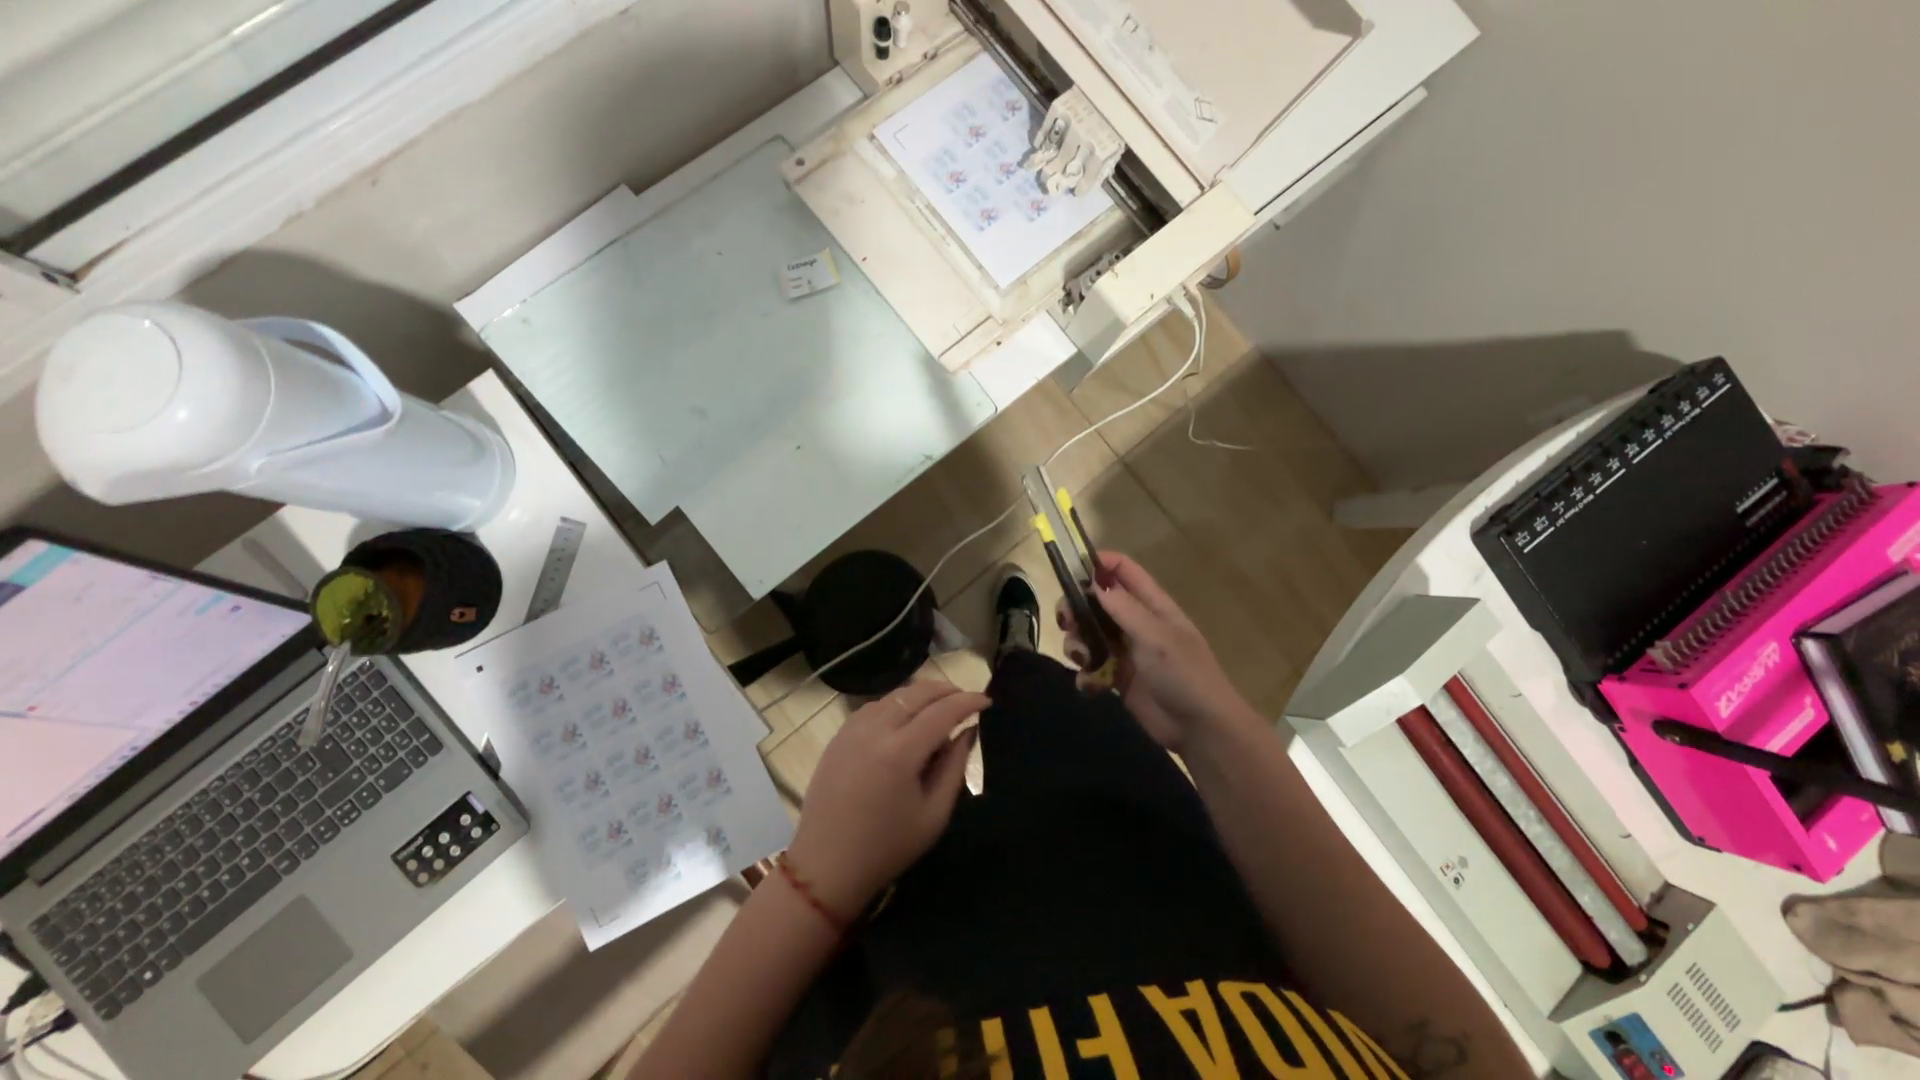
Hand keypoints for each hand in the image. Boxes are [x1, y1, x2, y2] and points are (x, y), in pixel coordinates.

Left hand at [785, 681, 986, 919]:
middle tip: (967, 700)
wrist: (826, 865)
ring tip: (940, 708)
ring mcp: (852, 731)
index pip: (943, 710)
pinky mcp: (838, 737)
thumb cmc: (887, 847)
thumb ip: (954, 767)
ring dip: (921, 695)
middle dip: (947, 690)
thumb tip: (967, 731)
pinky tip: (905, 719)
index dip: (969, 701)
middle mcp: (875, 731)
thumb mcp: (934, 814)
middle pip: (917, 693)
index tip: (988, 700)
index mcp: (901, 752)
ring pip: (894, 696)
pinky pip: (873, 707)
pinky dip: (896, 704)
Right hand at [1060, 553, 1255, 751]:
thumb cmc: (1184, 674)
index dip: (1098, 563)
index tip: (1069, 570)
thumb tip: (1094, 582)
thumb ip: (1124, 608)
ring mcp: (1127, 652)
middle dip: (1076, 608)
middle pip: (1098, 603)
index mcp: (1153, 606)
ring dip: (1078, 643)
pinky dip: (1086, 675)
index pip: (1124, 571)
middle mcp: (1137, 624)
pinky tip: (1091, 685)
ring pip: (1089, 635)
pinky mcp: (1118, 679)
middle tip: (1064, 621)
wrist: (1199, 728)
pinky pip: (1092, 668)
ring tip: (1082, 659)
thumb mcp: (1156, 636)